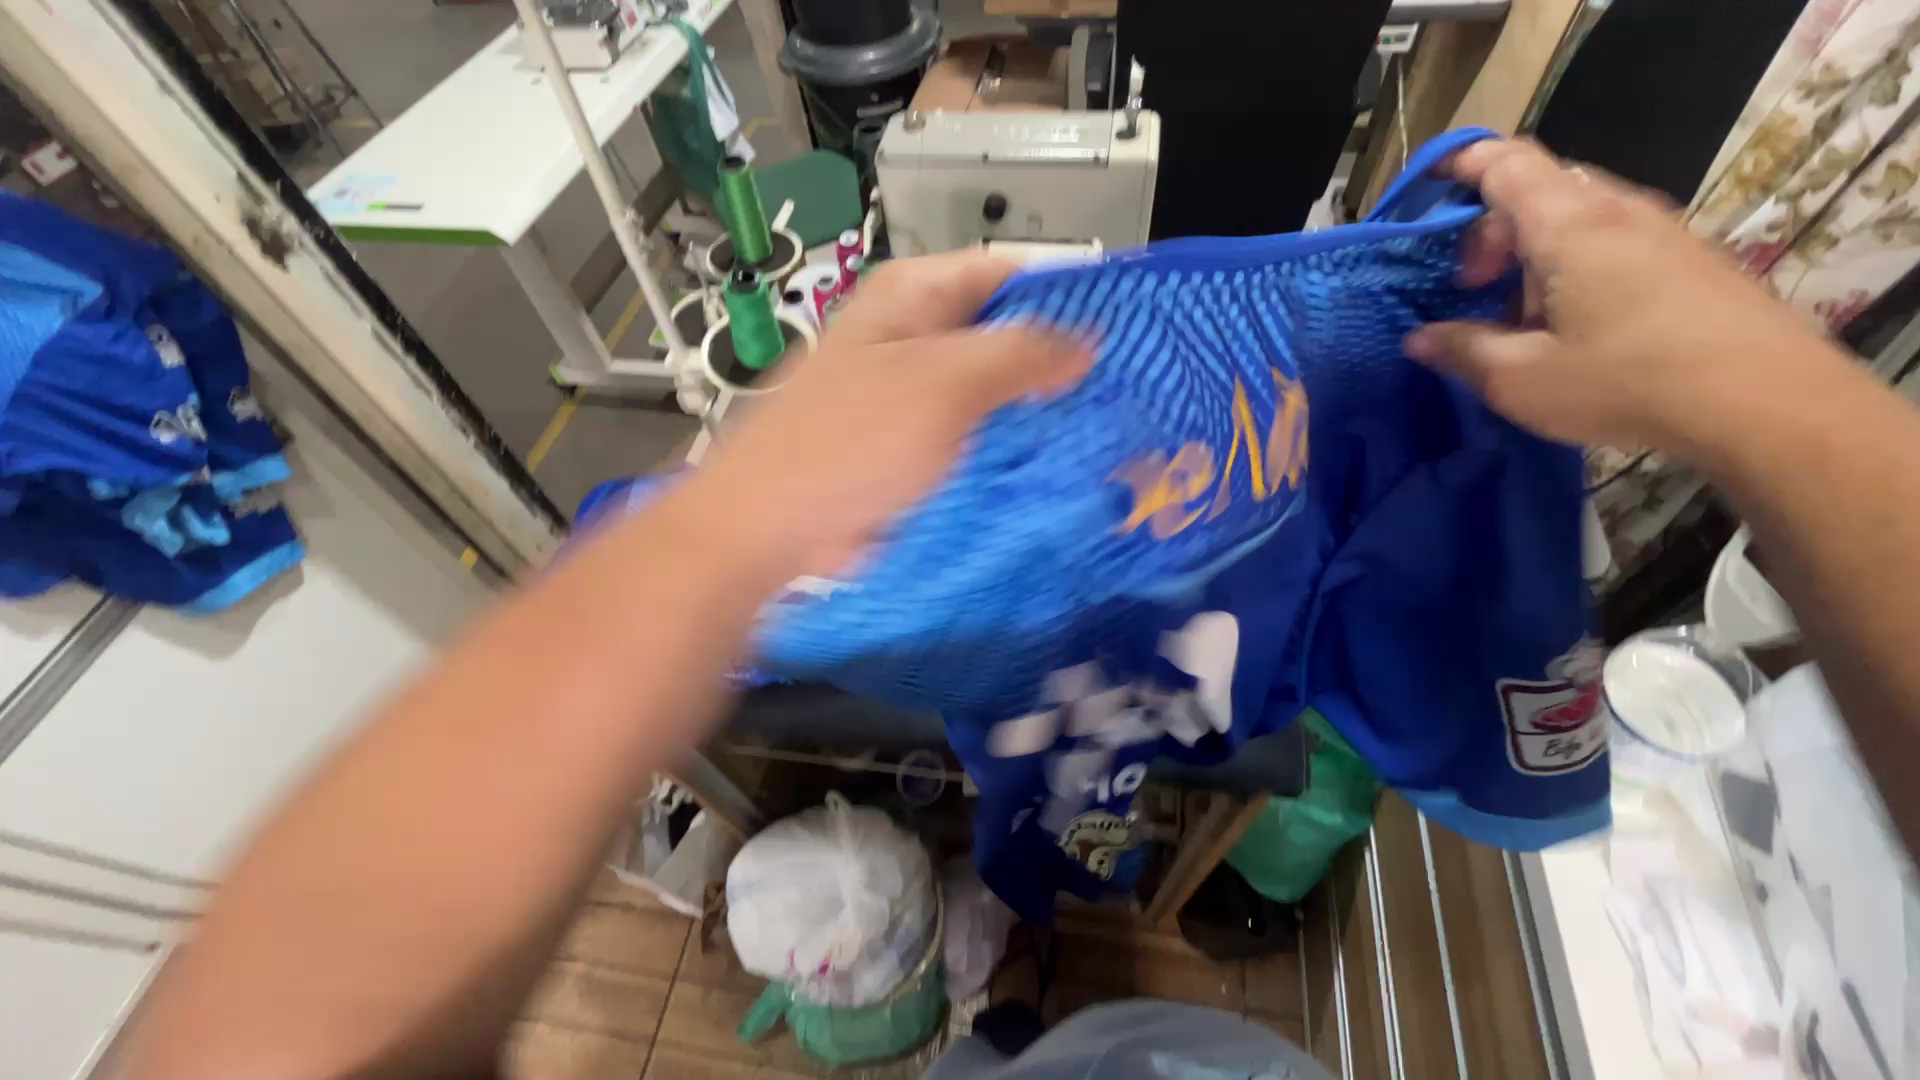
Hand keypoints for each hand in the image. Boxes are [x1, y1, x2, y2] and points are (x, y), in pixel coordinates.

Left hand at [689, 251, 1090, 577]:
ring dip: (1037, 413)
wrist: (771, 529)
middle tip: (1124, 391)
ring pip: (993, 394)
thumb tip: (1085, 339)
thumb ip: (1019, 352)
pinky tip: (1056, 468)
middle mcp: (915, 338)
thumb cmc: (848, 443)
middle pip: (1004, 335)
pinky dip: (1010, 452)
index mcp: (913, 296)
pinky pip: (975, 441)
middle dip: (1058, 362)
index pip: (1009, 271)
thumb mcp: (943, 382)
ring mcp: (914, 398)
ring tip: (1105, 431)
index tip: (1127, 326)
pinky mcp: (914, 450)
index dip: (1067, 293)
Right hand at [1404, 139, 1842, 453]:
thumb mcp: (1519, 378)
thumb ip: (1462, 350)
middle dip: (1493, 230)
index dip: (1464, 166)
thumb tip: (1420, 338)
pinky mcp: (1691, 261)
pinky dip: (1573, 266)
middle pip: (1541, 191)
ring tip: (1519, 315)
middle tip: (1472, 288)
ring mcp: (1663, 233)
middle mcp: (1619, 213)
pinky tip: (1570, 324)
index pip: (1508, 165)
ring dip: (1533, 254)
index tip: (1431, 190)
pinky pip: (1614, 241)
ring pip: (1578, 218)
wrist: (1764, 401)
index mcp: (1569, 227)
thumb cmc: (1624, 380)